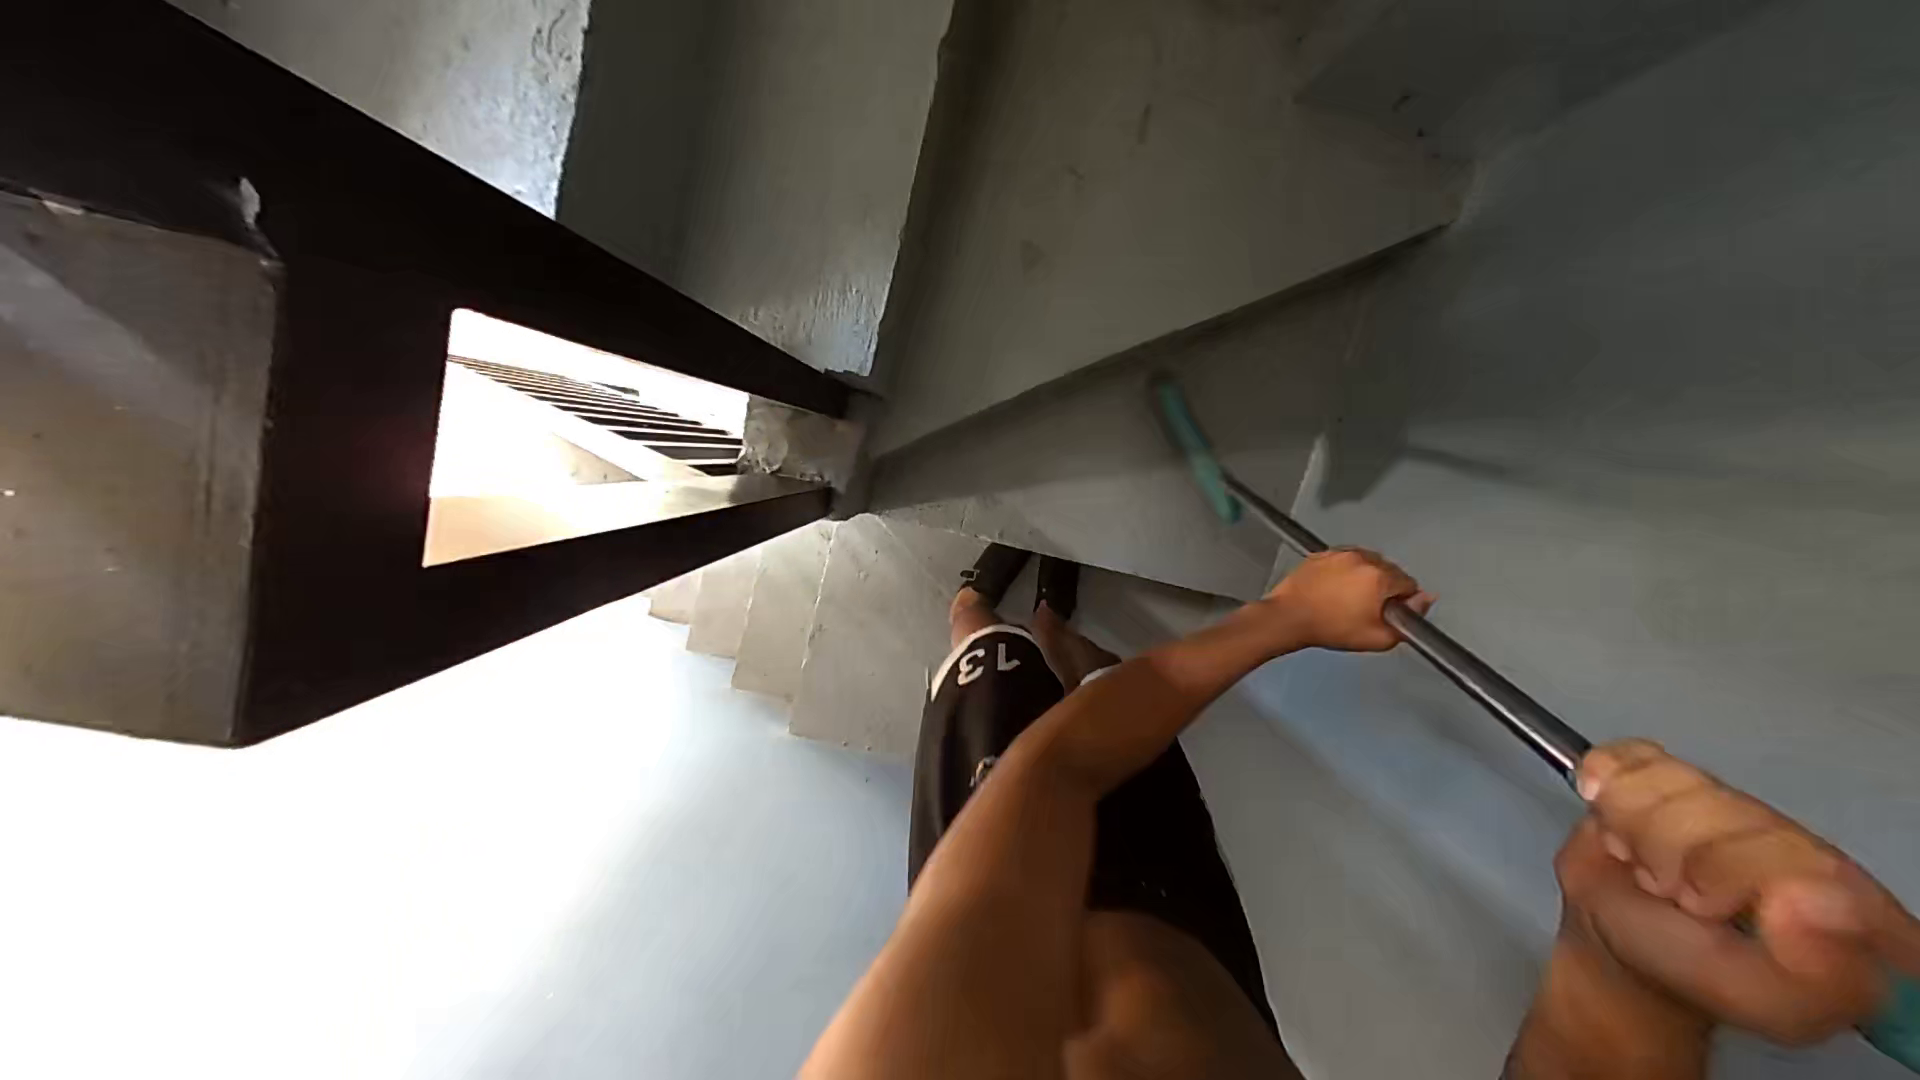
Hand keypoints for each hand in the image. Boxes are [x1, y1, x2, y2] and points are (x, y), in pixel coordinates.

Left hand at [1264, 548, 1433, 652]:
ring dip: (1365, 575)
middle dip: (1384, 586)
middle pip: (1388, 570)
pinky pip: (1343, 559)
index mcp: (1380, 575)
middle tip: (1365, 607)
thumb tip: (1426, 598)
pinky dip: (1344, 570)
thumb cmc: (1332, 629)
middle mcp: (1361, 557)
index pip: (1408, 584)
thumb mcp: (1379, 636)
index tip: (1385, 612)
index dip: (1401, 601)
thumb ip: (1411, 618)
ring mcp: (1338, 553)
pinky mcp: (1319, 554)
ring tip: (1347, 597)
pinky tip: (1333, 587)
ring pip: (1366, 562)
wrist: (1288, 617)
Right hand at [1558, 739, 1919, 1044]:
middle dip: (1663, 848)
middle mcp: (1787, 836)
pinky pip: (1629, 752)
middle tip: (1665, 888)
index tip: (1698, 907)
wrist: (1618, 940)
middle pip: (1713, 804)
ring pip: (1664, 777)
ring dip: (1628, 821)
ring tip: (1637, 857)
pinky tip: (1602, 802)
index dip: (1719, 867)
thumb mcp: (1766, 997)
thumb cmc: (1690, 970)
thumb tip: (1821, 897)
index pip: (1779, 843)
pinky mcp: (1657, 777)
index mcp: (1838, 888)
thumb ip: (1817, 971)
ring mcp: (1719, 801)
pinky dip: (1604, 774)